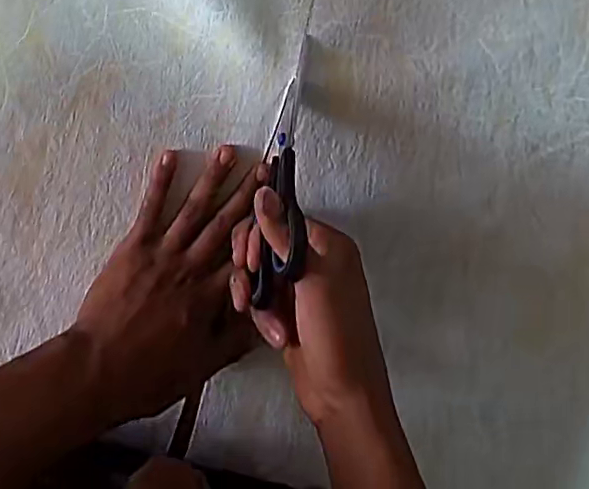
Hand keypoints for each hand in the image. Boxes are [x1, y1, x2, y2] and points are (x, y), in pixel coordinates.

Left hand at [71, 146, 262, 424]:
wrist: (97, 370)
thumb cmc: (148, 375)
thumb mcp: (199, 369)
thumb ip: (233, 342)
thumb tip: (265, 323)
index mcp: (209, 297)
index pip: (245, 257)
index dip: (264, 230)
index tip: (280, 205)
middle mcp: (190, 267)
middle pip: (225, 223)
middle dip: (248, 193)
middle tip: (265, 167)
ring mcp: (162, 252)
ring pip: (194, 209)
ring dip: (213, 178)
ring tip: (228, 151)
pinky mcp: (134, 246)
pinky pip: (150, 208)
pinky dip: (160, 182)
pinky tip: (169, 156)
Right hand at [229, 186, 394, 426]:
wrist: (342, 397)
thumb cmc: (336, 333)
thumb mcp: (309, 278)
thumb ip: (282, 235)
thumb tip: (263, 192)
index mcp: (328, 244)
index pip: (281, 218)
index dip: (259, 233)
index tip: (247, 257)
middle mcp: (314, 259)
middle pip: (266, 242)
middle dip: (252, 263)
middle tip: (246, 279)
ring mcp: (300, 287)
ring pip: (259, 271)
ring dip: (255, 293)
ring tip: (252, 311)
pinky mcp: (287, 311)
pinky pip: (261, 298)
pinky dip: (262, 314)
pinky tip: (274, 335)